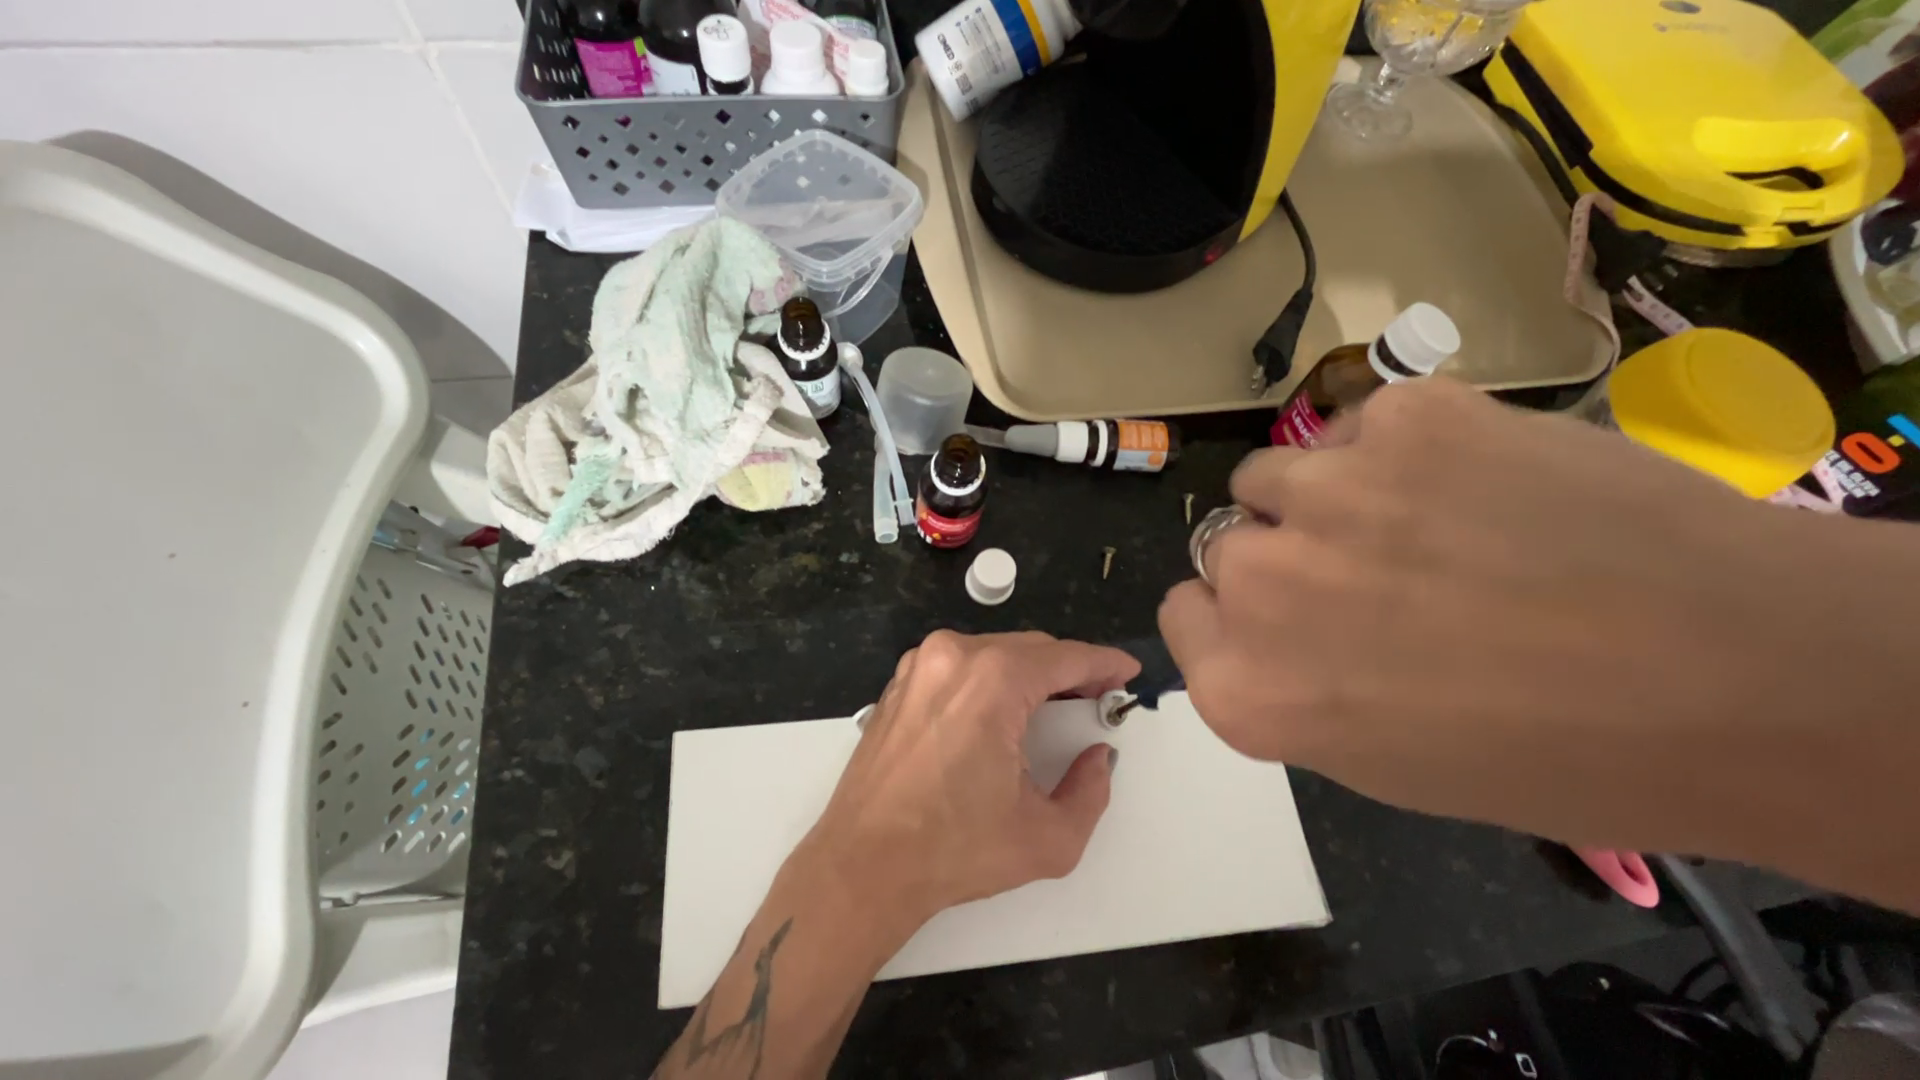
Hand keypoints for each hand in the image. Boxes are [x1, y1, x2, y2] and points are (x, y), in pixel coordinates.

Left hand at [791, 630, 1138, 938]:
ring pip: (993, 653)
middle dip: (1069, 671)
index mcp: (993, 680)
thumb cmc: (953, 851)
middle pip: (1030, 649)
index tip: (1126, 672)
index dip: (1104, 664)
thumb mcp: (1048, 838)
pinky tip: (1002, 713)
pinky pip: (959, 666)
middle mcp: (952, 656)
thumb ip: (1091, 791)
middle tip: (1095, 700)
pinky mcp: (898, 685)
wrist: (863, 866)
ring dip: (1029, 673)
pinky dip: (989, 680)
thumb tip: (1096, 758)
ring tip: (1054, 708)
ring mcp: (918, 666)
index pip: (1066, 657)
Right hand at [1158, 377, 1919, 897]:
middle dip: (1282, 560)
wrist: (1743, 673)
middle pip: (1225, 544)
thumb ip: (1290, 684)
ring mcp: (1327, 489)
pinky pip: (1360, 425)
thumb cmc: (1554, 756)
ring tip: (1421, 521)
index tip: (1294, 624)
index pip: (1182, 614)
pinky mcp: (1407, 415)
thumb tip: (1273, 624)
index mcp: (1245, 688)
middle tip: (1373, 579)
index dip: (1236, 619)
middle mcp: (1259, 583)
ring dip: (1328, 500)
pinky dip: (1399, 451)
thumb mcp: (1382, 759)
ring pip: (1274, 476)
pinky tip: (1474, 483)